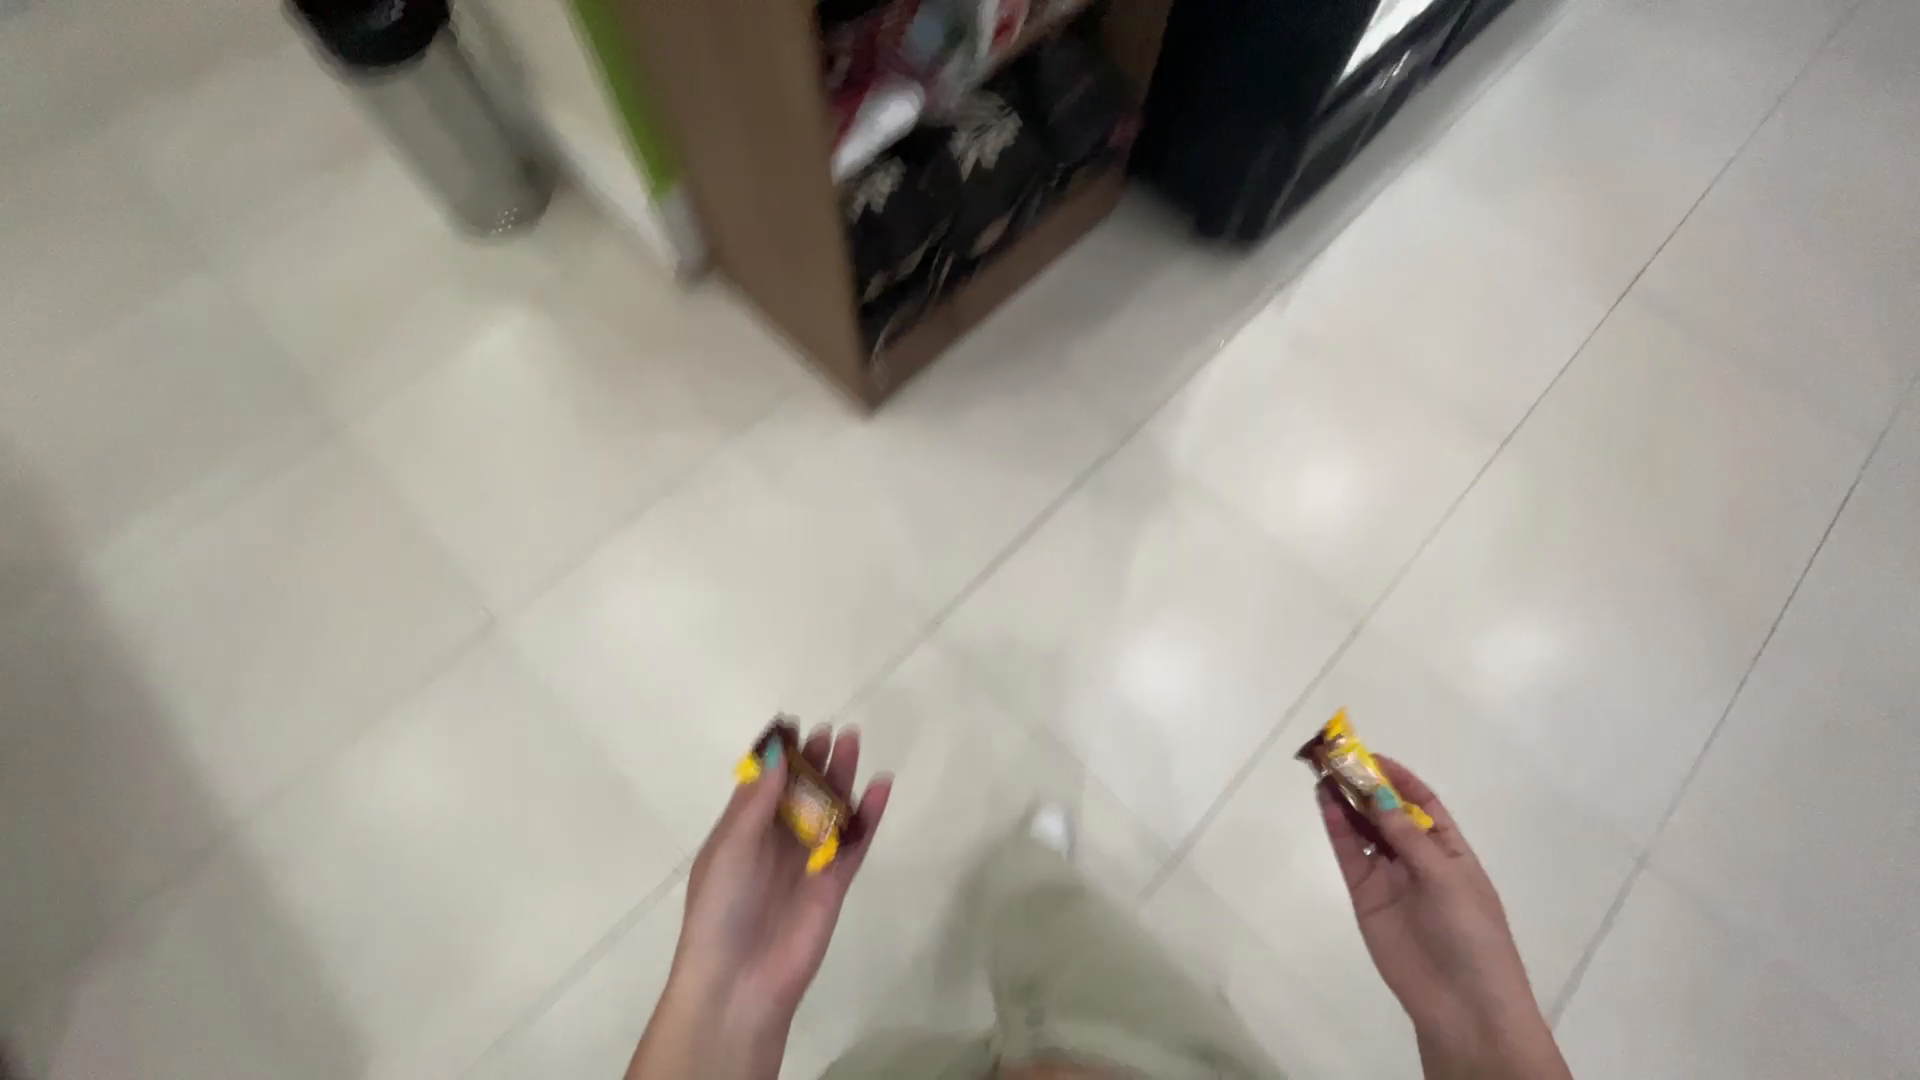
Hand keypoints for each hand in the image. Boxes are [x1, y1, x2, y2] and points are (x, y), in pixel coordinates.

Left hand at [629, 725, 891, 1079]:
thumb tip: (776, 753)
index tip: (794, 724)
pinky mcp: (836, 879)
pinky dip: (870, 813)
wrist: (740, 981)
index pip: (765, 783)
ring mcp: (809, 859)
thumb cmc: (722, 907)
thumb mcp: (730, 847)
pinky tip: (881, 784)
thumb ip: (757, 801)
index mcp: (744, 831)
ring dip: (842, 776)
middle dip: (816, 760)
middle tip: (832, 730)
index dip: (780, 756)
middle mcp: (777, 840)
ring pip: (831, 808)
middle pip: (802, 791)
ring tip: (853, 741)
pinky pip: (856, 840)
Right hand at [1319, 758, 1570, 1079]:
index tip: (1372, 756)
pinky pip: (1349, 853)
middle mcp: (1417, 859)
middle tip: (1337, 757)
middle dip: (1366, 784)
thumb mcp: (1448, 880)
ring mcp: (1389, 876)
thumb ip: (1408, 837)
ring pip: (1363, 829)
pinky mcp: (1365, 894)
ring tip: (1324, 772)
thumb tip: (1378, 793)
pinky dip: (1336, 827)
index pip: (1423, 804)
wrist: (1462, 1006)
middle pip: (1387, 812)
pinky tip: (1325, 802)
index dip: (1400, 778)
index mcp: (1451, 852)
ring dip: (1346, 801)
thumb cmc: (1472, 937)